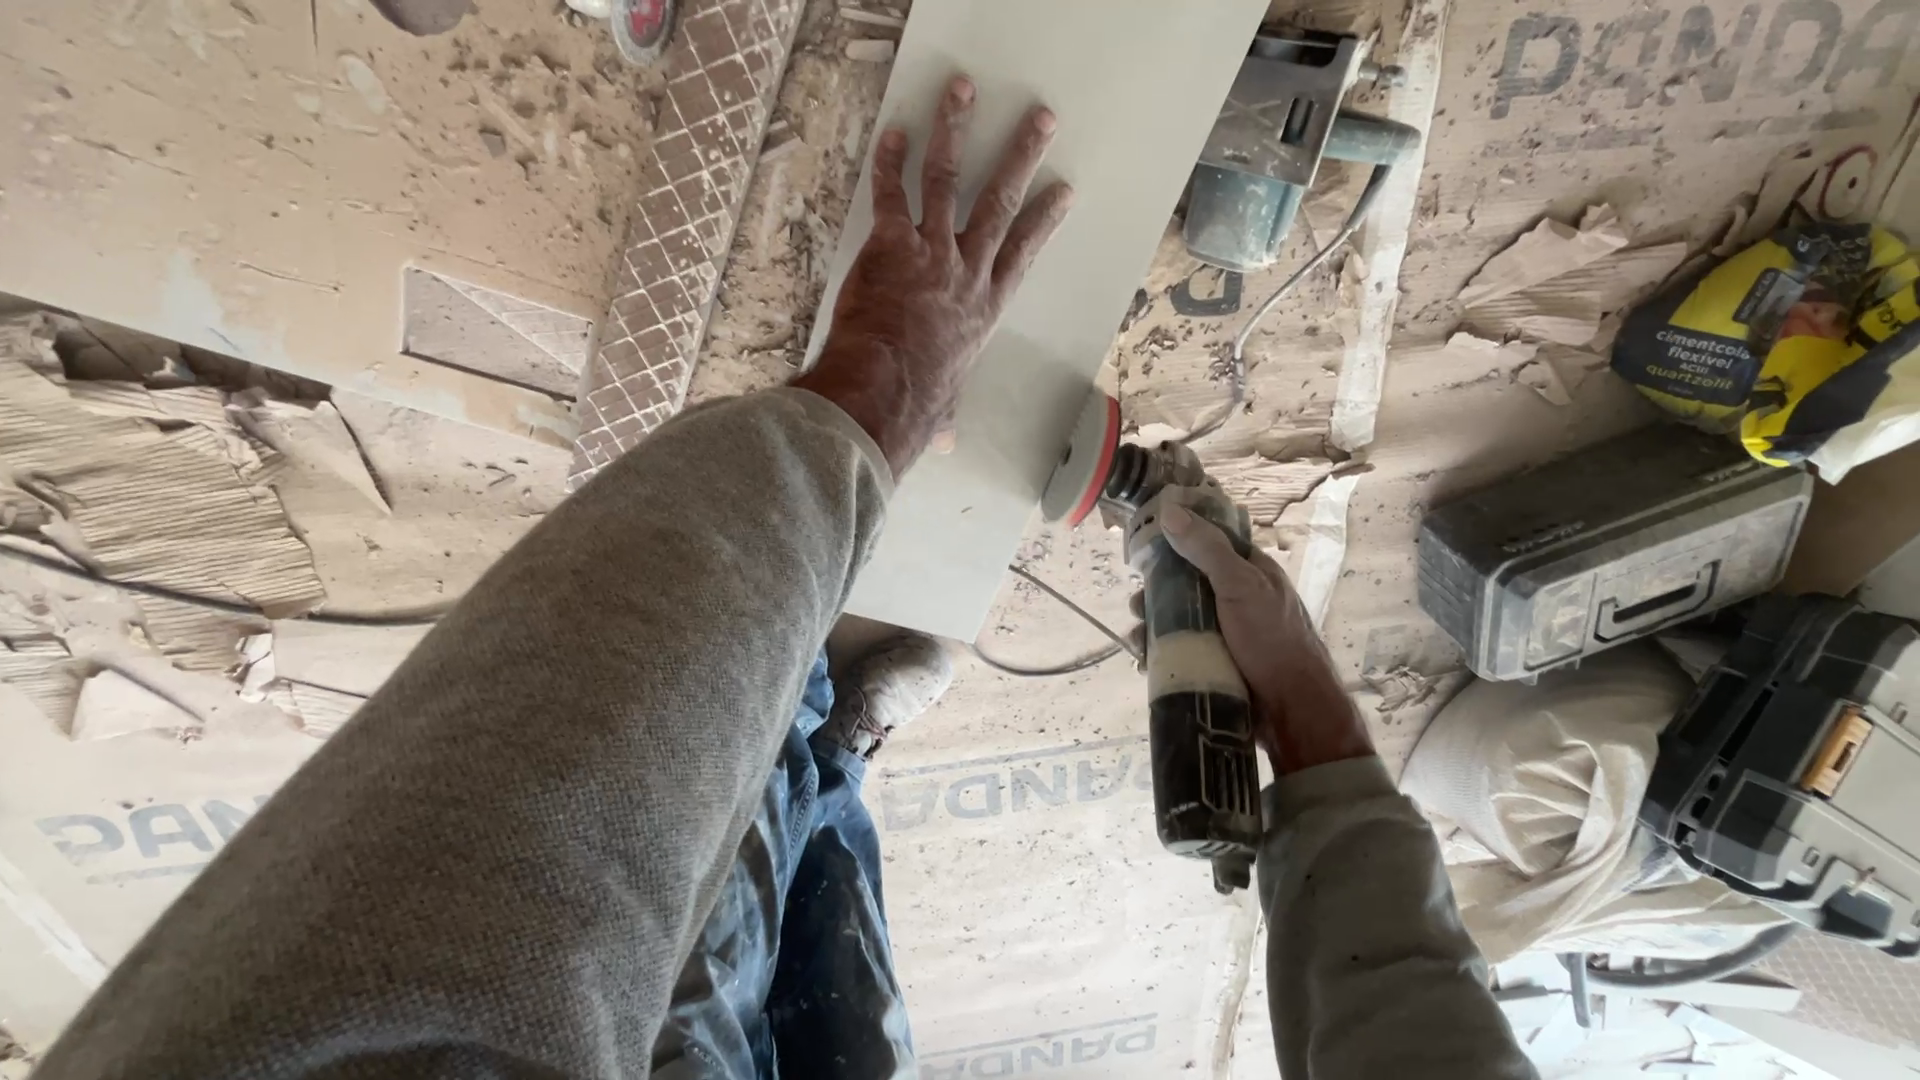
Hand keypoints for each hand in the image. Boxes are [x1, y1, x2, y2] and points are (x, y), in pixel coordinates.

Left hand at [795, 76, 1074, 477]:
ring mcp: (931, 253)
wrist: (886, 393)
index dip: (1044, 219)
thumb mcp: (942, 407)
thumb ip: (945, 416)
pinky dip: (890, 162)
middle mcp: (966, 271)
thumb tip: (946, 443)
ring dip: (956, 132)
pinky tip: (893, 133)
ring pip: (948, 180)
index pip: (1022, 253)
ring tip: (963, 92)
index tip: (1062, 190)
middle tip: (1039, 120)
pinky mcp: (891, 245)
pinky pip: (892, 194)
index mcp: (985, 307)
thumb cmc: (917, 403)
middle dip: (1021, 157)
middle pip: (1000, 203)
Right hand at [1154, 502, 1373, 774]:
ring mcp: (1224, 632)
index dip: (1173, 543)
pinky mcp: (1214, 662)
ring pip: (1177, 620)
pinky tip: (1145, 661)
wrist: (1293, 711)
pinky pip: (1178, 650)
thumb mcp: (1240, 586)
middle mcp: (1234, 597)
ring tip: (1138, 640)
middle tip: (1137, 606)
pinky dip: (1159, 653)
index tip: (1142, 549)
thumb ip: (1206, 549)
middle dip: (1154, 594)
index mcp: (1247, 571)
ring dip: (1152, 627)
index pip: (1205, 543)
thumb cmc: (1272, 640)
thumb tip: (1169, 511)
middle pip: (1183, 584)